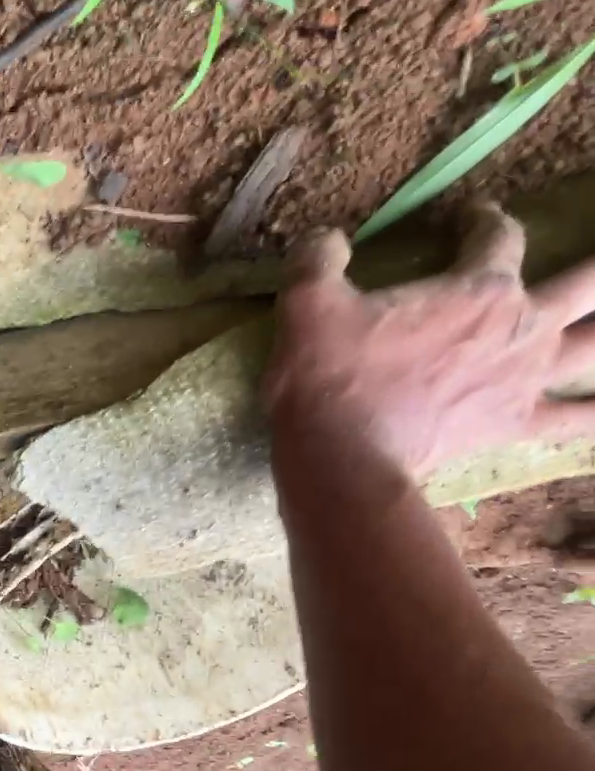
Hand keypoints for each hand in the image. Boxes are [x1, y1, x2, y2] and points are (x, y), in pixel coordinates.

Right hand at [266, 203, 594, 478]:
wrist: (341, 452)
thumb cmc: (326, 375)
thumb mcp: (304, 307)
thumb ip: (316, 261)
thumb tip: (325, 237)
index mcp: (479, 289)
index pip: (497, 237)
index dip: (481, 221)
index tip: (467, 218)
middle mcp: (522, 324)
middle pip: (588, 281)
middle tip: (593, 262)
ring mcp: (526, 376)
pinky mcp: (513, 422)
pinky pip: (579, 420)